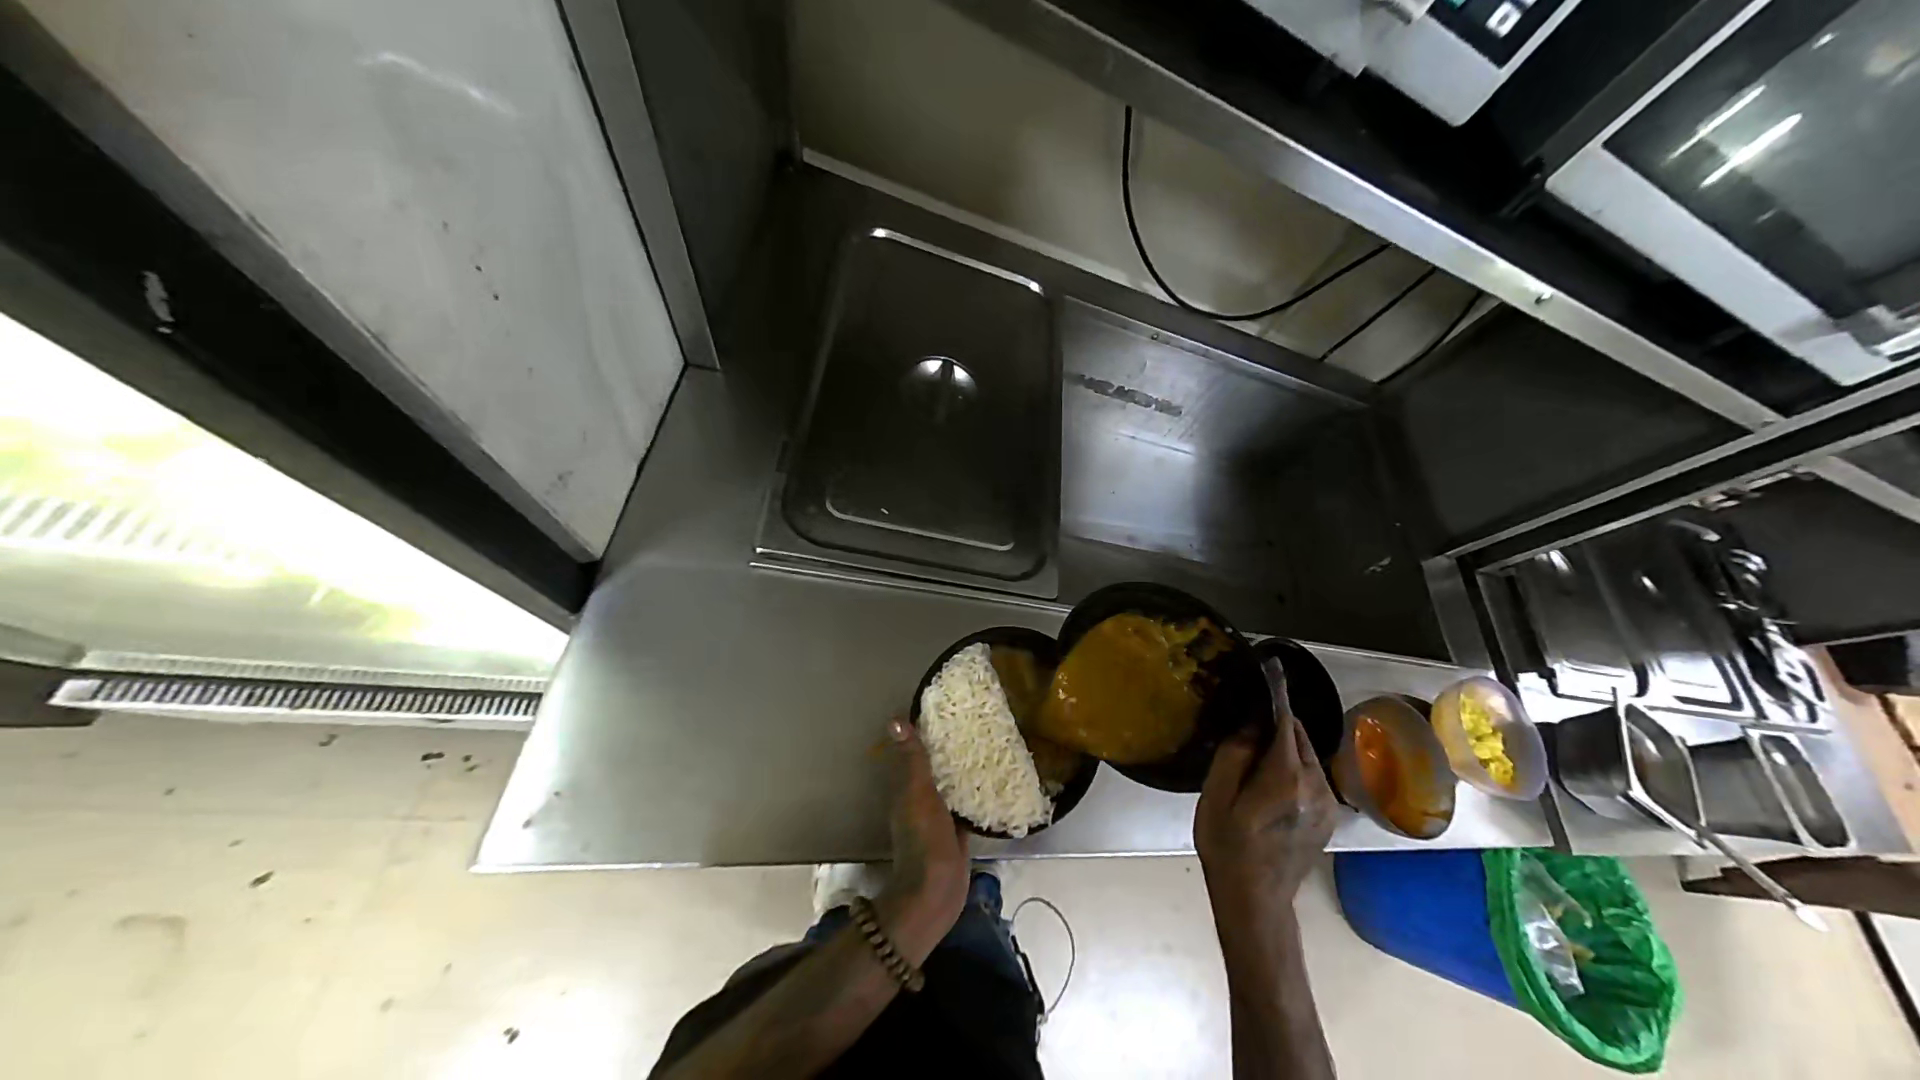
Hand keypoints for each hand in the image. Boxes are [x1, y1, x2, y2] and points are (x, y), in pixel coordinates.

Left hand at [876, 716, 969, 964]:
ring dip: (962, 765)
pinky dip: (975, 789)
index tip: (945, 704)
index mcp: (906, 786)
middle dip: (948, 743)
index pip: (913, 748)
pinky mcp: (957, 829)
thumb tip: (895, 718)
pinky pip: (965, 801)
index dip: (925, 727)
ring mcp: (939, 814)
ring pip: (950, 781)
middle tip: (974, 718)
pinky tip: (994, 777)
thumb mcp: (917, 794)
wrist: (936, 892)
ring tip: (988, 740)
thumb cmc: (924, 840)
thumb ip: (911, 759)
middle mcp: (920, 797)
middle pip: (933, 763)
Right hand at [1195, 666, 1338, 924]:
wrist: (1256, 900)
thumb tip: (1250, 722)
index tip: (1271, 668)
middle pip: (1299, 736)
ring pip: (1306, 754)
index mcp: (1287, 778)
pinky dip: (1291, 764)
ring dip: (1283, 745)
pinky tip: (1267, 780)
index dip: (1277, 693)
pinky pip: (1310, 774)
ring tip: (1252, 754)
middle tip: (1244, 724)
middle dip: (1276, 723)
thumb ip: (1235, 754)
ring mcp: (1328, 802)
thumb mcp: (1217, 797)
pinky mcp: (1328, 814)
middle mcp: (1317, 785)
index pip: (1286, 722)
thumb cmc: (1228, 846)